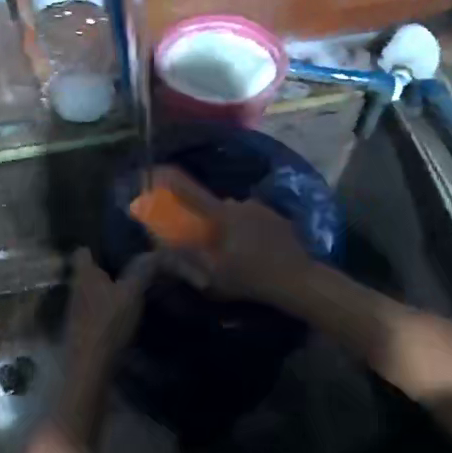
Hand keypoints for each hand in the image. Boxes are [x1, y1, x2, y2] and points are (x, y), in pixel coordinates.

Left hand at [60, 248, 155, 425]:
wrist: (90, 368)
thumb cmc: (108, 324)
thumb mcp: (131, 293)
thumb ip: (142, 270)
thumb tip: (154, 252)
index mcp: (84, 275)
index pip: (83, 251)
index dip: (96, 246)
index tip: (114, 247)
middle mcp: (75, 289)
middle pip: (87, 272)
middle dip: (105, 270)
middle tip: (129, 270)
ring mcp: (75, 312)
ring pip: (91, 293)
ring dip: (106, 292)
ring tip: (129, 292)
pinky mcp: (80, 330)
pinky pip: (94, 312)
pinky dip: (106, 311)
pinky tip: (122, 317)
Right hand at [153, 168, 312, 303]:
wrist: (297, 278)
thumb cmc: (249, 278)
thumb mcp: (211, 275)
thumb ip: (186, 258)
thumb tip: (162, 248)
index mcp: (220, 214)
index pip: (188, 190)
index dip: (168, 180)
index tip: (154, 173)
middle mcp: (239, 204)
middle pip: (214, 206)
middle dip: (207, 220)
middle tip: (208, 242)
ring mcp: (262, 208)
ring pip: (236, 213)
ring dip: (231, 226)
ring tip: (236, 250)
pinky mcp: (279, 218)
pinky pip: (256, 219)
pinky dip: (251, 230)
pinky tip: (256, 249)